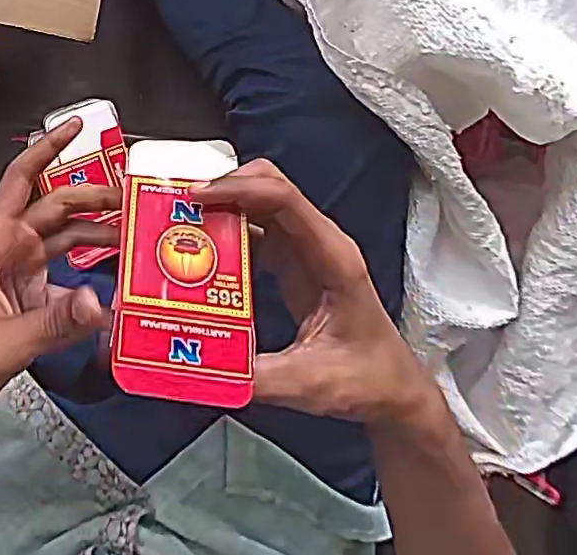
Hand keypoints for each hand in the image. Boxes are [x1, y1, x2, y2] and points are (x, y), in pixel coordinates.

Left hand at [0, 119, 119, 430]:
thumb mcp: (5, 344)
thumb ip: (55, 323)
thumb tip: (100, 302)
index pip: (21, 180)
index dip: (47, 149)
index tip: (75, 127)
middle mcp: (9, 245)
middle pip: (55, 205)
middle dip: (92, 195)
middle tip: (130, 195)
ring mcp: (22, 267)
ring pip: (65, 233)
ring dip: (97, 228)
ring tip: (132, 229)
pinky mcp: (32, 289)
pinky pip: (68, 267)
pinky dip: (92, 267)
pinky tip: (116, 275)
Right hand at [195, 160, 443, 425]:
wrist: (393, 389)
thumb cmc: (368, 379)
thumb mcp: (311, 385)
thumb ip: (259, 377)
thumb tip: (206, 367)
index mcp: (332, 256)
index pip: (283, 199)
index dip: (239, 188)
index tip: (198, 196)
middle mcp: (317, 241)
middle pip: (268, 186)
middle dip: (223, 187)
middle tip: (183, 206)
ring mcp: (304, 246)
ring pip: (257, 201)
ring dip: (220, 204)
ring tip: (183, 223)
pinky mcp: (290, 258)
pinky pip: (253, 227)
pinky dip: (224, 228)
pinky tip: (201, 250)